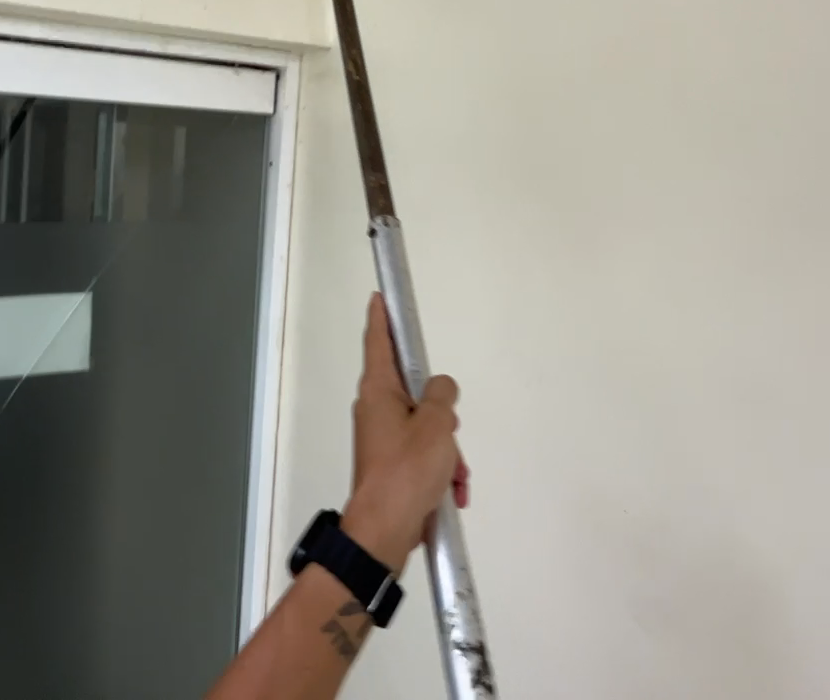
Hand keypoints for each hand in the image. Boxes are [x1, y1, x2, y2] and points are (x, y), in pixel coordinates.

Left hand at [341, 293, 469, 569]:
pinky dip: (440, 471)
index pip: (379, 342)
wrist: (383, 532)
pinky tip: (453, 493)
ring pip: (424, 428)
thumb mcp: (436, 426)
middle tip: (452, 434)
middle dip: (442, 414)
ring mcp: (381, 438)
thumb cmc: (406, 469)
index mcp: (378, 390)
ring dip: (447, 450)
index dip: (381, 318)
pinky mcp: (389, 465)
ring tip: (455, 476)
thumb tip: (439, 390)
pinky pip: (421, 456)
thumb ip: (443, 397)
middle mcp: (375, 408)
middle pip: (414, 392)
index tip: (378, 297)